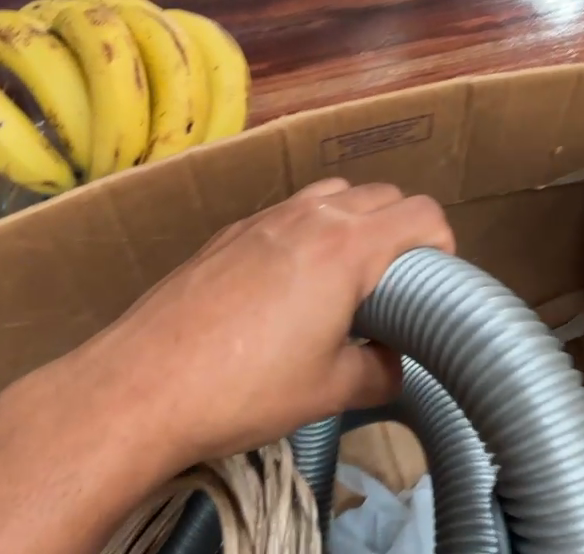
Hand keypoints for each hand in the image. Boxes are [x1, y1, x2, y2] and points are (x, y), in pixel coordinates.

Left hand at [47, 179, 453, 484]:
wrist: (141, 385)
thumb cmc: (245, 387)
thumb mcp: (328, 391)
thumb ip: (379, 372)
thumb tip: (394, 366)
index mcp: (349, 247)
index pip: (422, 213)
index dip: (443, 243)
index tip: (437, 280)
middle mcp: (314, 216)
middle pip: (384, 194)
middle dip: (403, 228)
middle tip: (396, 281)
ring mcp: (269, 216)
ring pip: (336, 191)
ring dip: (357, 218)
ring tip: (346, 271)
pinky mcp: (233, 229)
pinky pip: (292, 208)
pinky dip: (312, 226)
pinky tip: (290, 279)